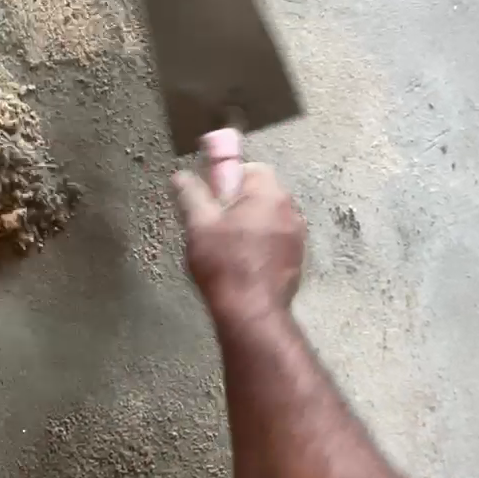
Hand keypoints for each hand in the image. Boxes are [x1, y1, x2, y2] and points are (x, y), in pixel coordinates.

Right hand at [171, 160, 305, 324]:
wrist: (250, 309)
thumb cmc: (223, 263)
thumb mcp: (198, 225)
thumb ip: (191, 195)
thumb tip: (181, 175)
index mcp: (269, 194)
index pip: (252, 167)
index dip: (228, 178)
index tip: (210, 197)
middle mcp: (290, 209)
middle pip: (261, 192)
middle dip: (237, 202)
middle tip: (211, 223)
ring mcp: (297, 234)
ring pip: (268, 216)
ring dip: (248, 222)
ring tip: (224, 245)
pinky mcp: (296, 256)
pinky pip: (275, 237)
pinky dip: (259, 241)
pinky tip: (240, 260)